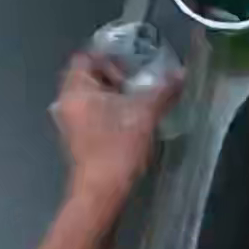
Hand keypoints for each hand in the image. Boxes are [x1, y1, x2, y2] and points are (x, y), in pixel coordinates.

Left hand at [52, 52, 180, 203]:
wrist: (102, 190)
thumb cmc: (117, 147)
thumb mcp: (145, 114)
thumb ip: (163, 91)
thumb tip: (181, 73)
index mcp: (76, 90)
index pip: (86, 58)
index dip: (111, 57)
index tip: (134, 68)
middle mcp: (67, 103)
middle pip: (90, 76)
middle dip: (117, 77)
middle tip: (142, 84)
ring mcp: (71, 122)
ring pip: (93, 97)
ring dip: (116, 96)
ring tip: (141, 102)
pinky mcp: (79, 138)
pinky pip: (94, 113)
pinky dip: (111, 111)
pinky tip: (133, 121)